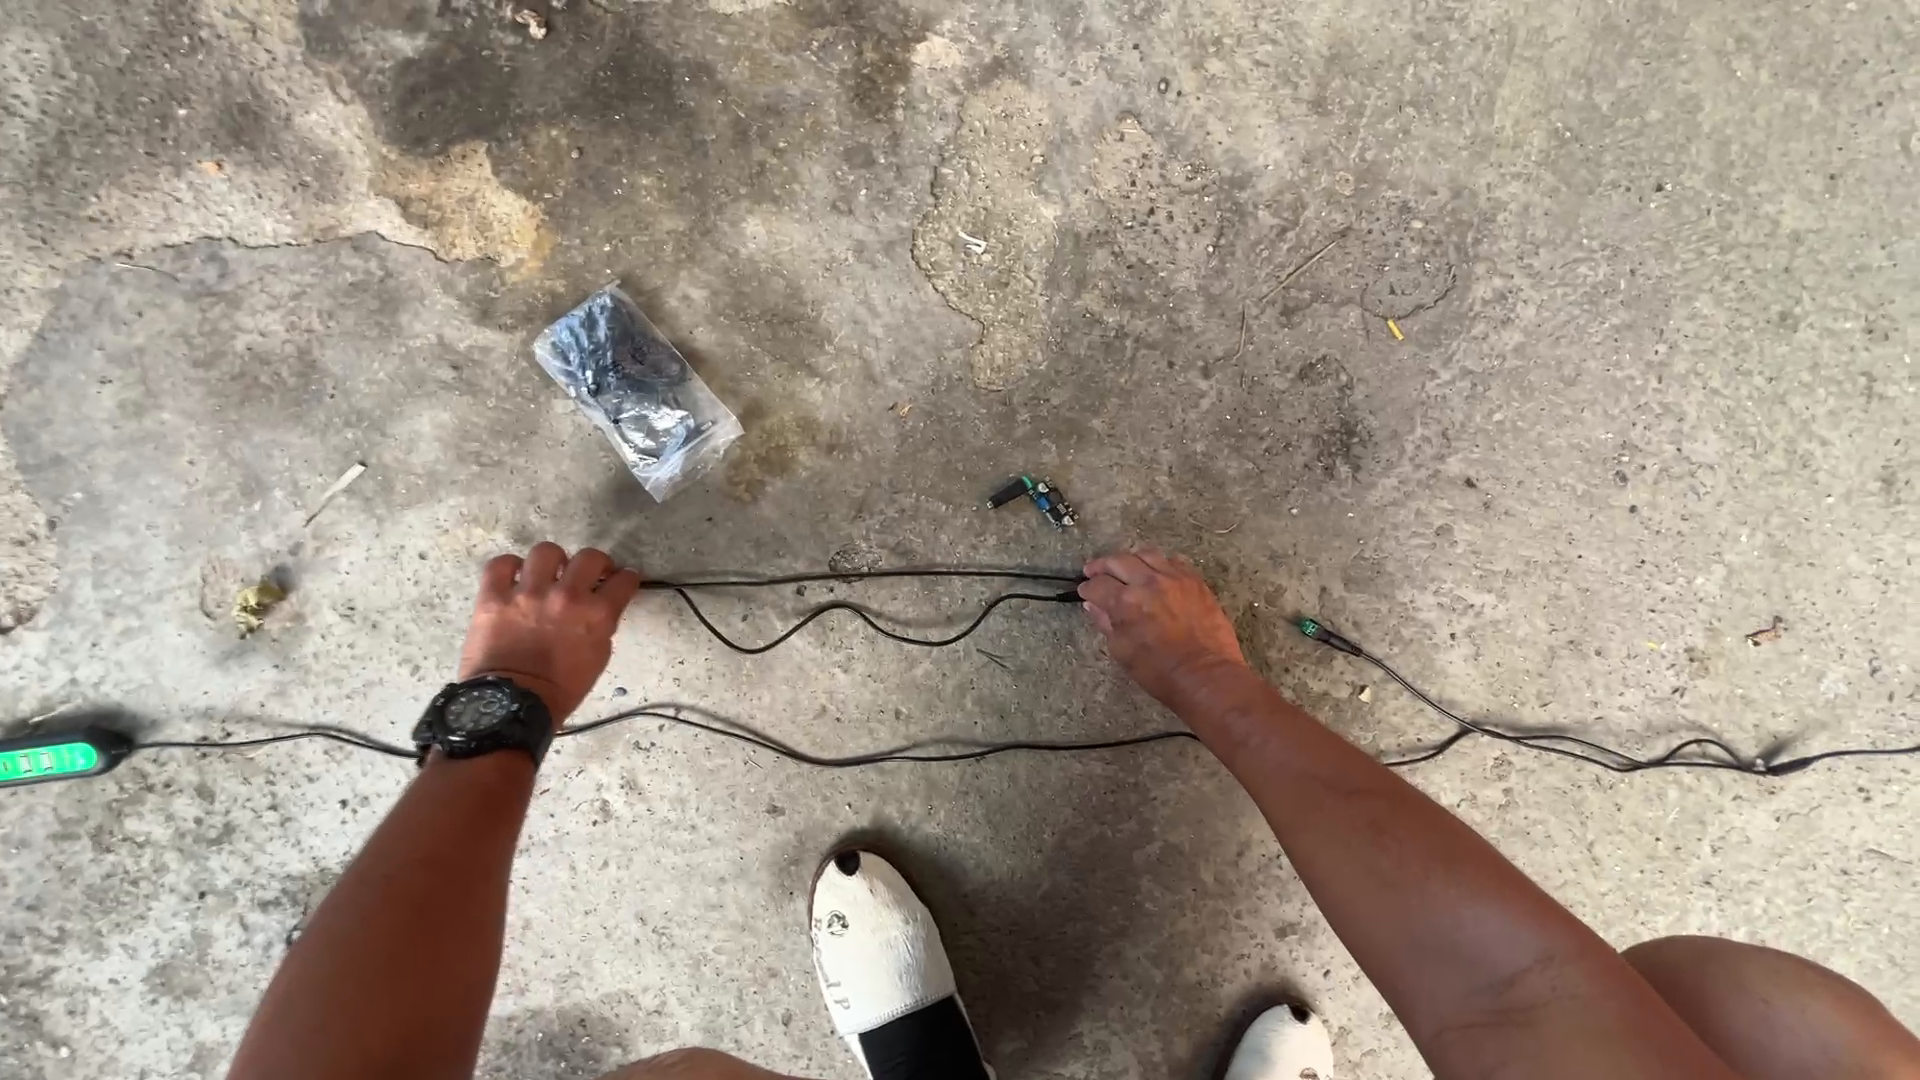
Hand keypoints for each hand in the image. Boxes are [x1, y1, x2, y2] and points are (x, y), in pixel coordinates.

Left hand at [456, 543, 642, 724]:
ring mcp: (528, 594)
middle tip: (590, 574)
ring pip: (546, 552)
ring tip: (549, 573)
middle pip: (590, 557)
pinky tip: (515, 576)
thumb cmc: (561, 688)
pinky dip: (510, 567)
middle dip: (596, 563)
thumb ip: (602, 624)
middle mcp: (567, 596)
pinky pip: (501, 565)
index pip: (625, 580)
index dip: (627, 578)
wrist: (511, 704)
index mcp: (598, 614)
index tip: (622, 580)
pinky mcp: (493, 597)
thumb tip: (598, 608)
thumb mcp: (599, 656)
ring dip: (553, 561)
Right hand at [1079, 550, 1248, 706]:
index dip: (1087, 588)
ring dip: (1130, 560)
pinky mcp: (1194, 581)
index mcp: (1125, 602)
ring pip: (1146, 554)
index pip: (1097, 585)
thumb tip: (1093, 605)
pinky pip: (1173, 562)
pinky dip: (1159, 565)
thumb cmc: (1159, 671)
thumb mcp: (1122, 651)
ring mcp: (1174, 578)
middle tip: (1094, 571)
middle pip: (1117, 561)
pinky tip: (1156, 574)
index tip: (1085, 591)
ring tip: (1125, 568)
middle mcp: (1148, 583)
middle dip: (1101, 566)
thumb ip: (1106, 622)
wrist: (1205, 676)